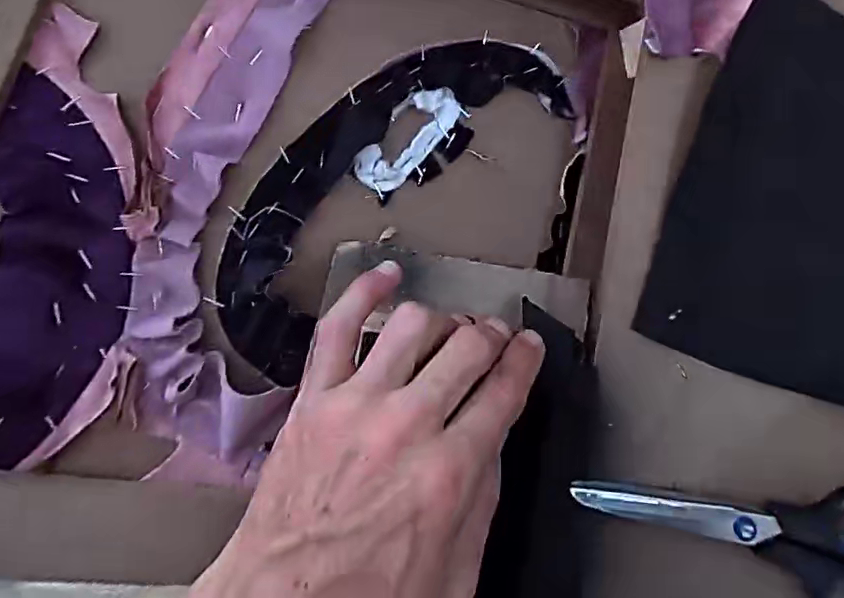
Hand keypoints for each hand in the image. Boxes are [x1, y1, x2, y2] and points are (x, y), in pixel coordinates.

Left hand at [192, 261, 545, 597]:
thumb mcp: (457, 571)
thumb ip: (487, 493)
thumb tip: (496, 430)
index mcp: (450, 472)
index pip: (507, 386)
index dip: (527, 357)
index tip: (530, 345)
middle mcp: (408, 426)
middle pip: (471, 346)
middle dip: (493, 335)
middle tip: (494, 339)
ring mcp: (356, 406)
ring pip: (416, 323)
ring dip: (443, 321)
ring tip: (447, 333)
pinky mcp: (313, 401)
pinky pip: (338, 327)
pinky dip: (364, 291)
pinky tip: (387, 274)